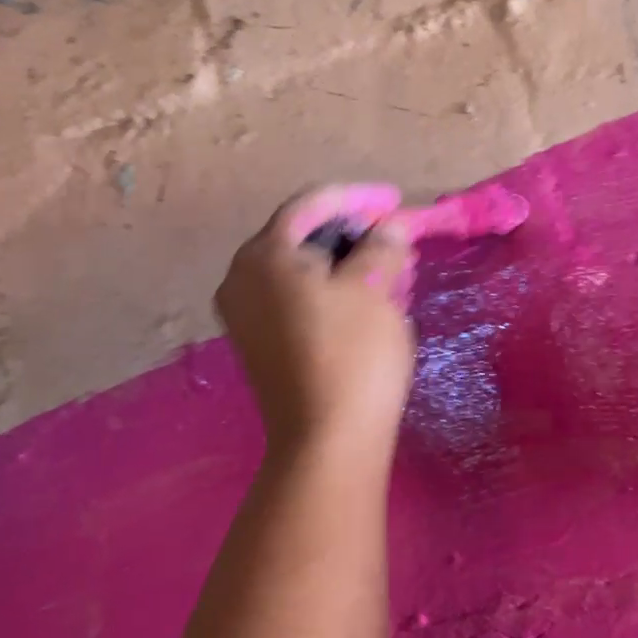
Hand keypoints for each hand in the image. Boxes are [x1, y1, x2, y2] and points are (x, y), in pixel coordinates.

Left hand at [216, 185, 417, 459]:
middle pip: (303, 240)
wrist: (328, 439)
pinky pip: (296, 303)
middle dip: (353, 238)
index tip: (396, 200)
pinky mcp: (259, 347)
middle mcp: (241, 278)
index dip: (358, 198)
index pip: (311, 206)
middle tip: (397, 244)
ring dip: (346, 269)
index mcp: (265, 254)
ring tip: (390, 279)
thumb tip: (387, 229)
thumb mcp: (377, 291)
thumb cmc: (354, 355)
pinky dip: (330, 296)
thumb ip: (382, 249)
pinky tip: (365, 309)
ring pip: (302, 275)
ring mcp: (245, 316)